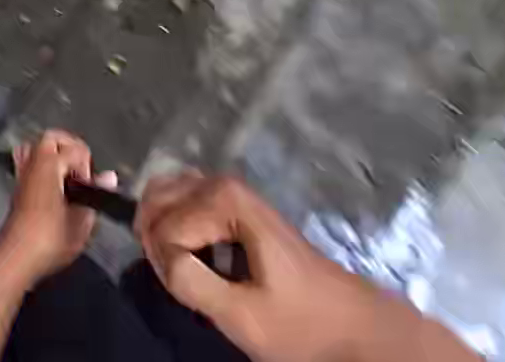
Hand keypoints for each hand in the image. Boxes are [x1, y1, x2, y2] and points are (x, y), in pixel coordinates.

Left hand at [0, 130, 117, 285]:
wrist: (16, 259)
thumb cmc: (50, 239)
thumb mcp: (80, 222)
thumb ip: (95, 194)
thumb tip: (109, 176)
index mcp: (50, 164)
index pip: (75, 149)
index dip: (87, 166)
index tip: (89, 188)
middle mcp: (34, 162)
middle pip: (52, 138)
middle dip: (71, 147)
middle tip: (82, 169)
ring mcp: (22, 172)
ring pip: (37, 146)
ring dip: (54, 153)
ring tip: (68, 172)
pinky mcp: (17, 186)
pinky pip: (27, 160)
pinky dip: (40, 162)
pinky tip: (50, 182)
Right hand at [135, 173, 475, 361]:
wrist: (348, 321)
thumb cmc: (300, 324)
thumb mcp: (244, 318)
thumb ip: (193, 284)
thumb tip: (161, 257)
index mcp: (224, 200)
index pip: (164, 227)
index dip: (166, 265)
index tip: (188, 295)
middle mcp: (219, 180)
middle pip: (157, 199)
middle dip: (155, 241)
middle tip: (175, 281)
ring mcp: (223, 185)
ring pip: (163, 193)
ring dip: (158, 229)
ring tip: (176, 268)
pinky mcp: (227, 198)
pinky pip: (179, 197)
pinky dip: (170, 221)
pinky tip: (185, 252)